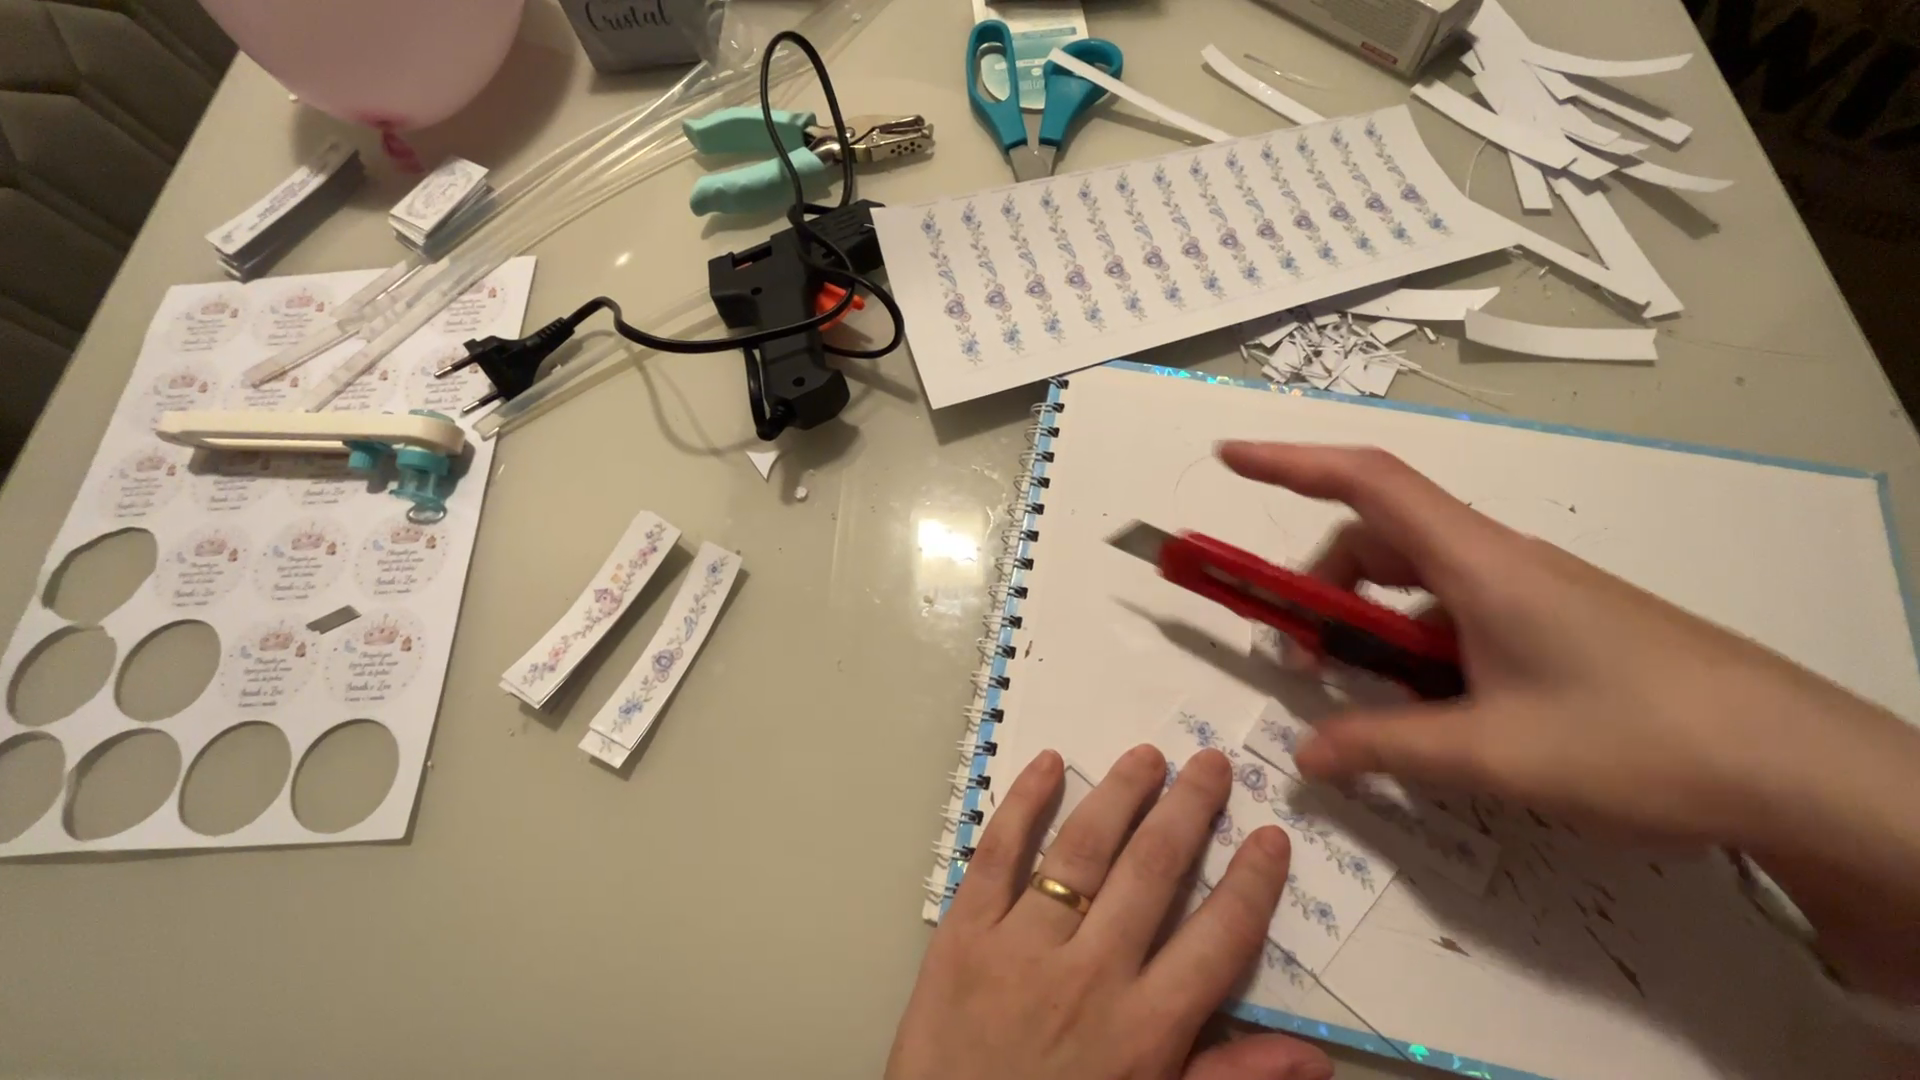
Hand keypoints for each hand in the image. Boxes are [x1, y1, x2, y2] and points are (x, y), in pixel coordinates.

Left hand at [887, 745, 1331, 1079]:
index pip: (1216, 941)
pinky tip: (1047, 763)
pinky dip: (1023, 805)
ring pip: (1083, 850)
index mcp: (1144, 1027)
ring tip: (1147, 755)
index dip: (1250, 884)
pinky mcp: (965, 930)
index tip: (1269, 834)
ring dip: (1120, 794)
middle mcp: (1091, 972)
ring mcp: (1022, 944)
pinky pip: (996, 854)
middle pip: (1151, 872)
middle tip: (1210, 762)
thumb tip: (1313, 1057)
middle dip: (1188, 811)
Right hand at [1218, 441, 1919, 998]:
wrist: (1807, 773)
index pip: (1365, 481)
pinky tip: (1432, 712)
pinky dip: (1414, 648)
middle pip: (1377, 538)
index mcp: (1476, 562)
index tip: (1228, 459)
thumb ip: (1380, 748)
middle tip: (1302, 658)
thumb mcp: (1489, 756)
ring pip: (1415, 581)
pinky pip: (1453, 616)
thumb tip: (1305, 755)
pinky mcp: (1551, 626)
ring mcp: (1527, 593)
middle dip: (1320, 586)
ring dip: (1368, 624)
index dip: (1289, 462)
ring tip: (1364, 698)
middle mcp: (1496, 562)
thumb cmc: (1639, 740)